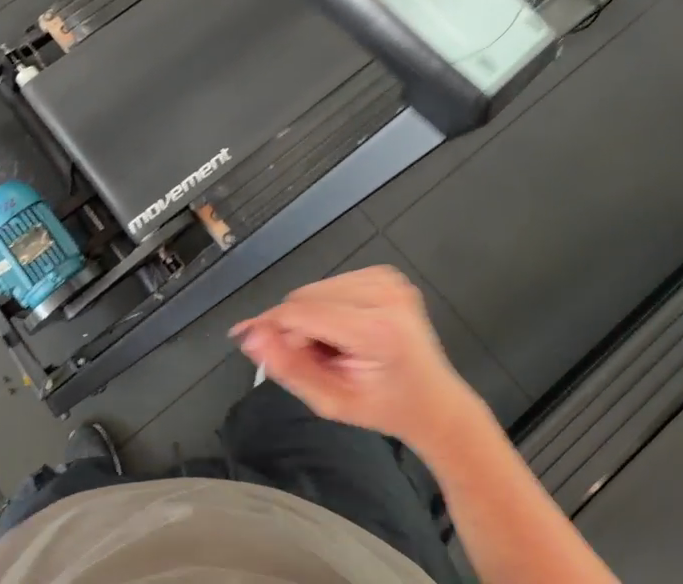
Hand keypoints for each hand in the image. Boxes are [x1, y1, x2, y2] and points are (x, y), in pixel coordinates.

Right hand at [232, 266, 486, 452]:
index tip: (245, 339)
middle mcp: (384, 294)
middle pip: (306, 296)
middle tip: (313, 360)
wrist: (436, 403)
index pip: (301, 312)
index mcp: (376, 329)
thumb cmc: (385, 409)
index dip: (271, 327)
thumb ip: (288, 367)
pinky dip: (327, 307)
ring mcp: (388, 280)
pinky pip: (332, 285)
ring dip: (311, 317)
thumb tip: (249, 336)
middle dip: (297, 327)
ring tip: (332, 348)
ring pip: (315, 289)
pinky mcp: (386, 274)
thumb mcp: (331, 401)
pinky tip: (345, 332)